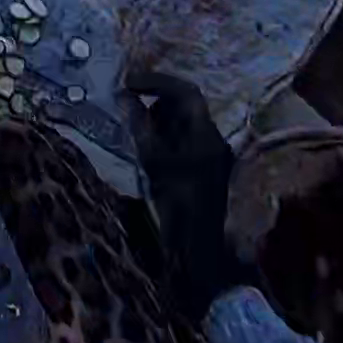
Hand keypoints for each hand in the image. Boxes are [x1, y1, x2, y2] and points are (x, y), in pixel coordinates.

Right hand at [122, 72, 250, 320]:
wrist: (214, 261)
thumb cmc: (182, 211)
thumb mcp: (153, 165)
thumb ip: (140, 127)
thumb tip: (125, 96)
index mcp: (204, 137)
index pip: (183, 90)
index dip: (154, 81)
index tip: (126, 85)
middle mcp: (215, 141)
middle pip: (185, 105)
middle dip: (154, 101)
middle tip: (126, 109)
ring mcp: (217, 157)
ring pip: (185, 124)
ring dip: (159, 120)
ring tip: (135, 133)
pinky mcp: (213, 173)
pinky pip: (187, 142)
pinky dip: (166, 139)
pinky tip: (150, 155)